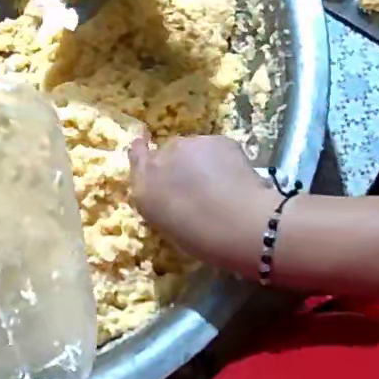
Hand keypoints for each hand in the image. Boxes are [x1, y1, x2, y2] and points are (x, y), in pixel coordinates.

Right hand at [128, 135, 278, 275]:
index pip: (136, 156)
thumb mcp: (169, 226)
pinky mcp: (215, 139)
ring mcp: (188, 145)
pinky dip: (221, 158)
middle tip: (196, 185)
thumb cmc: (203, 239)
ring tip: (219, 183)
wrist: (242, 224)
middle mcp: (160, 159)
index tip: (150, 154)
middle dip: (177, 164)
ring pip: (191, 149)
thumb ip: (161, 201)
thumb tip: (169, 193)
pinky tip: (234, 177)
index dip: (144, 153)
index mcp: (144, 188)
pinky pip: (214, 147)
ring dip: (199, 161)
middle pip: (166, 153)